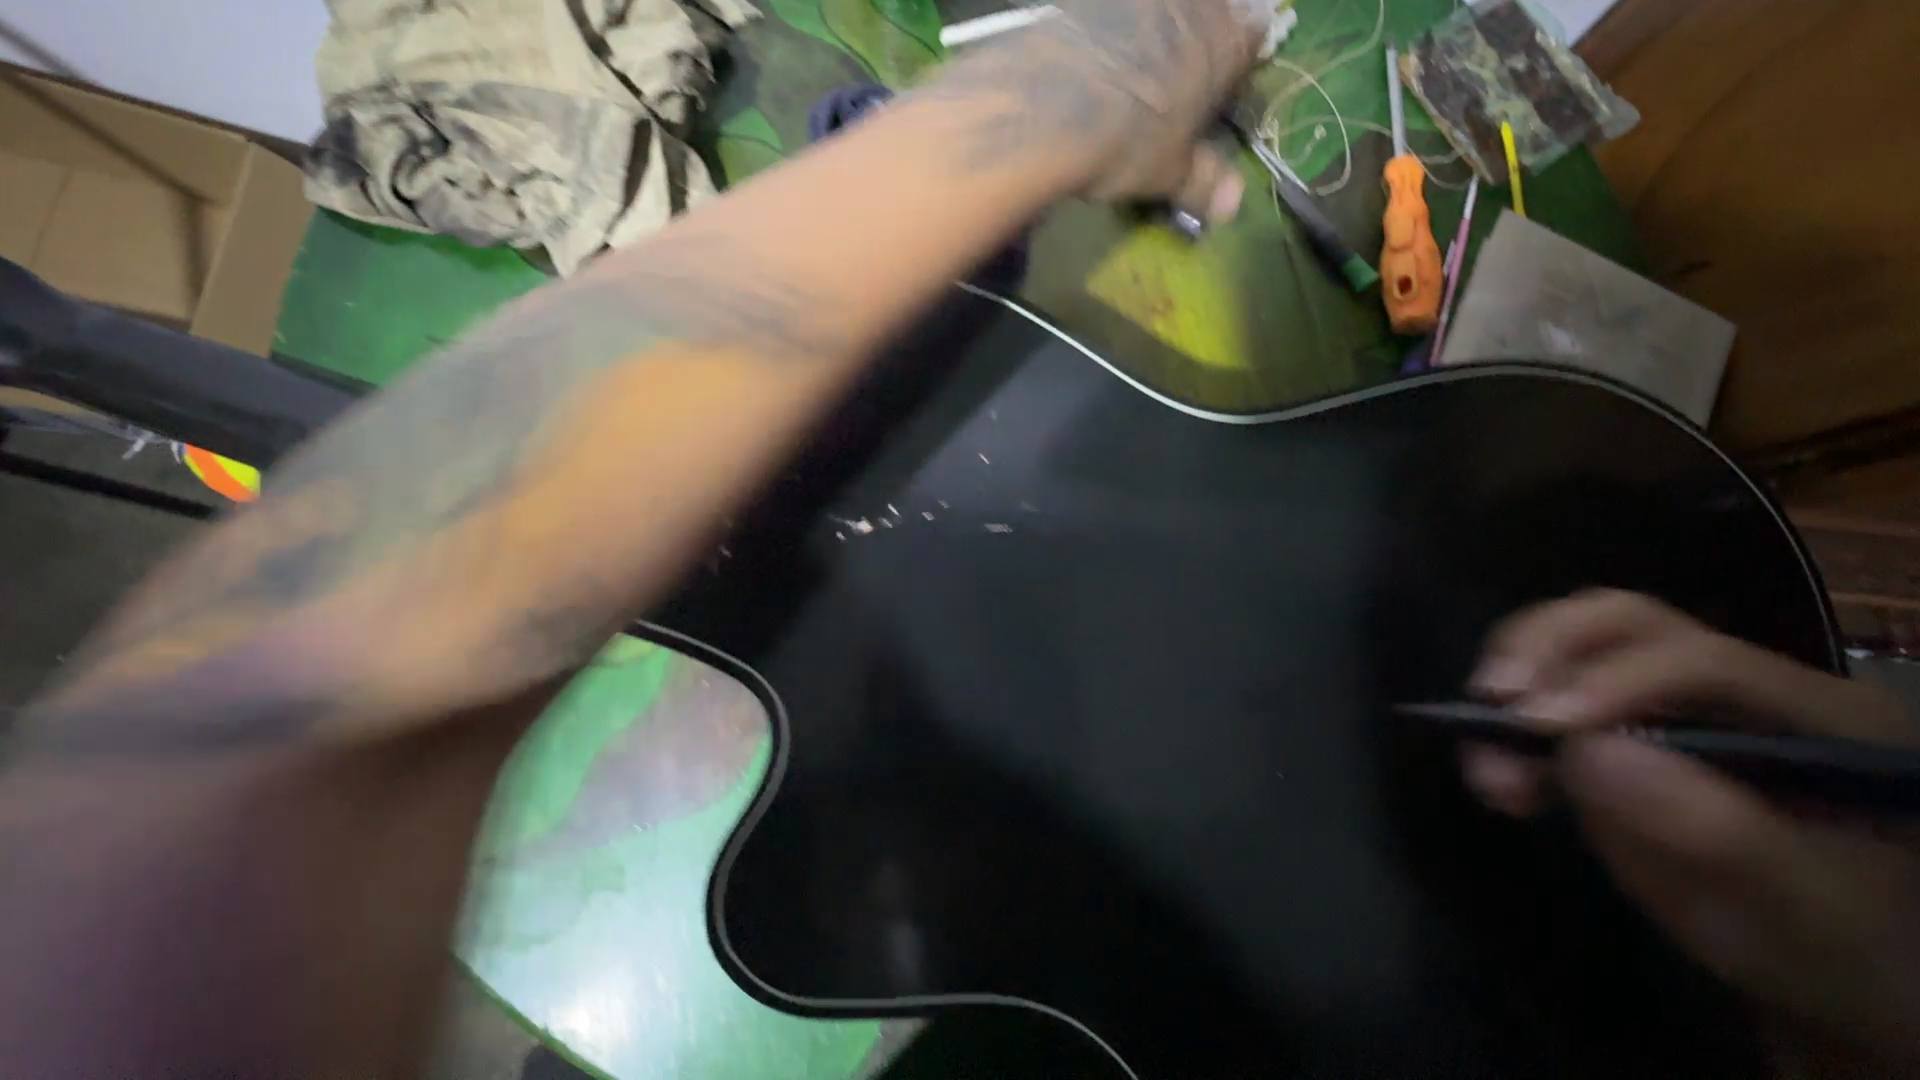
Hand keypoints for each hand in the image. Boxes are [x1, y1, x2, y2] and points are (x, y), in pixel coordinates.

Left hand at [927, 0, 1270, 224]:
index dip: (1232, 71)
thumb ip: (1204, 182)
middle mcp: (1192, 1)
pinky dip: (1099, 34)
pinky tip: (1081, 63)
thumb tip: (1230, 207)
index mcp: (1227, 40)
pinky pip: (1103, 14)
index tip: (1212, 99)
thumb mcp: (1168, 173)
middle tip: (1166, 87)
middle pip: (1204, 17)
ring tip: (1121, 76)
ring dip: (1145, 36)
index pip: (1250, 42)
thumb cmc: (1127, 142)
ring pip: (1154, 12)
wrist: (1048, 106)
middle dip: (1190, 48)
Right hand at [1461, 590, 1919, 1066]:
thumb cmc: (1831, 948)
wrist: (1816, 967)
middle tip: (1492, 699)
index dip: (1611, 681)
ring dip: (1510, 682)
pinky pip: (1544, 693)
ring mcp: (1669, 698)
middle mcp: (1738, 682)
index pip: (1700, 662)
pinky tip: (1497, 773)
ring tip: (1484, 755)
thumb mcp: (1799, 908)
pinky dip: (1503, 722)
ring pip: (1571, 644)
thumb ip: (1715, 831)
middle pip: (1624, 624)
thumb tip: (1588, 750)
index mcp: (1818, 712)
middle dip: (1544, 650)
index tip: (1539, 727)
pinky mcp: (1612, 724)